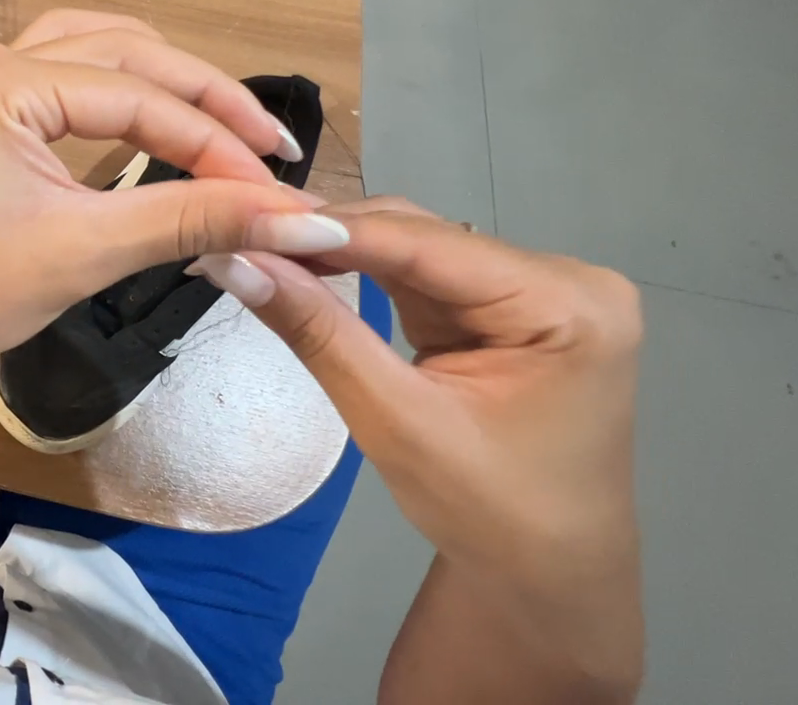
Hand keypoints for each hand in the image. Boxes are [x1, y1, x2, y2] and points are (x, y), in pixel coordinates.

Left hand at [0, 10, 356, 389]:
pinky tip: (160, 114)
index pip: (137, 98)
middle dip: (203, 101)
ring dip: (167, 84)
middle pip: (126, 53)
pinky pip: (71, 72)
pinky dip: (124, 91)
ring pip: (101, 51)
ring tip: (229, 128)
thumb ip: (194, 219)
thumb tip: (304, 222)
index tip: (281, 190)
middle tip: (270, 150)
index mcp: (1, 80)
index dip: (216, 144)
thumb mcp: (87, 250)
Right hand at [195, 201, 642, 609]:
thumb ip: (317, 332)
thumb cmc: (487, 510)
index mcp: (565, 304)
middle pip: (416, 232)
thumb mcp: (393, 420)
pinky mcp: (494, 304)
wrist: (541, 572)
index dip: (329, 229)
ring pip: (406, 244)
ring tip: (256, 246)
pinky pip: (410, 269)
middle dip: (324, 236)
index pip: (424, 243)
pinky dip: (351, 268)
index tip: (242, 223)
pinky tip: (301, 264)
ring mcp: (528, 288)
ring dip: (330, 248)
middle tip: (236, 235)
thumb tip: (232, 262)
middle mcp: (558, 278)